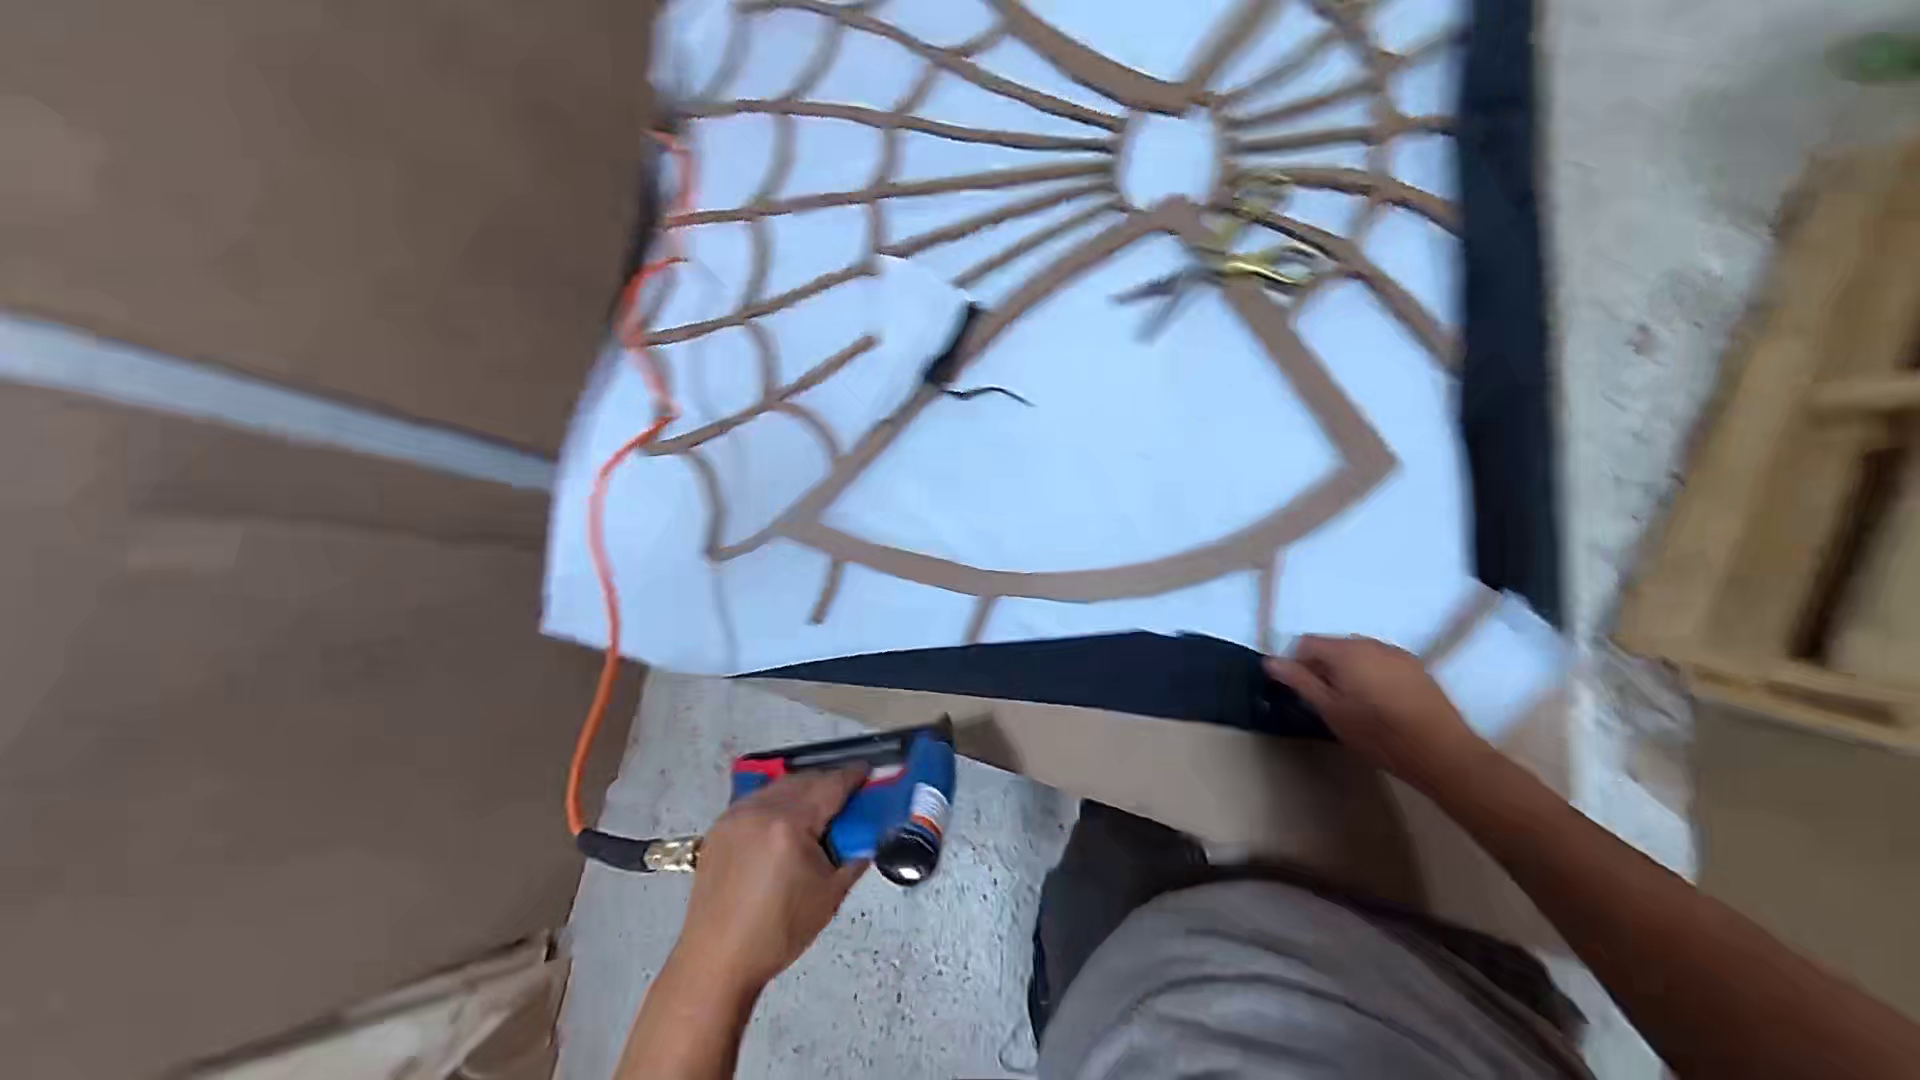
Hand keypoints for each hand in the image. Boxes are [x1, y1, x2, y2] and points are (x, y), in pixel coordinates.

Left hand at [671, 766, 870, 993]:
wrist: (717, 960)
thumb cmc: (776, 933)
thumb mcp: (831, 894)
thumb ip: (856, 855)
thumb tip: (870, 833)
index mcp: (790, 824)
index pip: (831, 785)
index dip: (854, 776)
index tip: (868, 772)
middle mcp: (760, 810)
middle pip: (805, 779)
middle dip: (829, 782)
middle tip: (849, 798)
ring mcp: (736, 815)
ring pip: (780, 786)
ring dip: (803, 790)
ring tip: (818, 812)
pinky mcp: (720, 827)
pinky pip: (757, 800)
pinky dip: (778, 802)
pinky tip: (786, 823)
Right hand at [1264, 635, 1487, 786]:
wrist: (1442, 753)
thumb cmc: (1377, 733)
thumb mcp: (1330, 710)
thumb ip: (1299, 681)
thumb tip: (1270, 662)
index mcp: (1346, 651)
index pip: (1306, 643)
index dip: (1296, 664)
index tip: (1302, 691)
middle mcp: (1371, 643)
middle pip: (1333, 646)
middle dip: (1322, 667)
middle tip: (1325, 700)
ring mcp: (1397, 654)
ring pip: (1358, 654)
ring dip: (1347, 671)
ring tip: (1353, 703)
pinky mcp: (1416, 668)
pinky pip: (1380, 663)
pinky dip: (1370, 675)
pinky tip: (1379, 703)